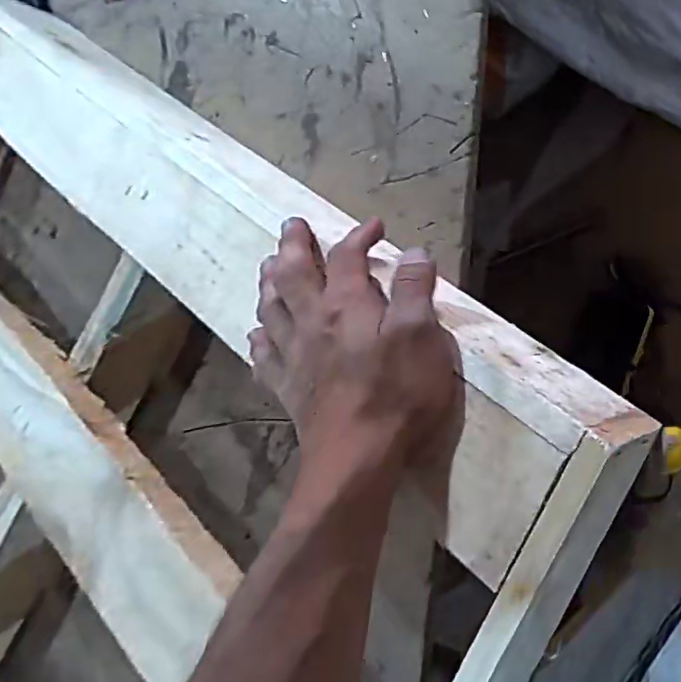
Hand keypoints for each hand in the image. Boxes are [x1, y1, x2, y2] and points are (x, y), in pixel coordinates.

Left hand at [250, 217, 461, 499]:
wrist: (357, 456)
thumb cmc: (397, 391)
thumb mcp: (421, 335)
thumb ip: (415, 290)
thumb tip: (414, 251)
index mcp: (346, 306)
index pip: (347, 258)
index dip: (359, 236)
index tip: (376, 225)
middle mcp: (312, 323)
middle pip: (295, 275)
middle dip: (294, 246)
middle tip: (292, 225)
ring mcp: (295, 357)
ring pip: (272, 309)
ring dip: (270, 282)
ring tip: (269, 266)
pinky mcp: (288, 389)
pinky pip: (265, 355)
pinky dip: (261, 336)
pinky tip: (259, 334)